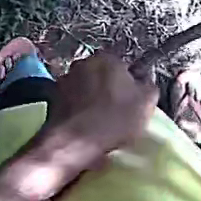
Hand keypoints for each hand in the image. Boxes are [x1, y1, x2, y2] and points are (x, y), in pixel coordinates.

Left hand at [36, 52, 157, 166]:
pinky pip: (72, 102)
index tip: (131, 102)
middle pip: (102, 75)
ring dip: (91, 99)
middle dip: (108, 89)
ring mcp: (64, 79)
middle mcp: (82, 62)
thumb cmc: (114, 119)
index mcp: (107, 58)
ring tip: (98, 121)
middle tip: (116, 111)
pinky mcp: (52, 98)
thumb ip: (148, 86)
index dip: (129, 85)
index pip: (123, 67)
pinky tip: (84, 125)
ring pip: (85, 88)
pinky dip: (77, 109)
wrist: (74, 142)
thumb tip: (144, 82)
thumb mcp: (146, 103)